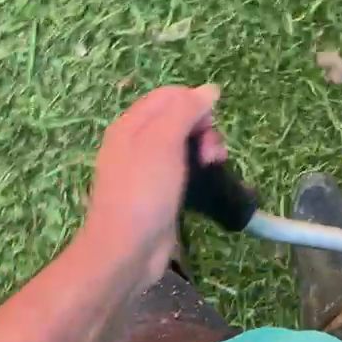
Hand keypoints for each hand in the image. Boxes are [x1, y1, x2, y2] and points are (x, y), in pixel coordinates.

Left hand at [78, 84, 226, 293]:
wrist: (126, 252)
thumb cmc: (143, 191)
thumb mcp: (163, 141)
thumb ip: (185, 110)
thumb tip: (209, 90)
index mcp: (132, 124)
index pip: (170, 95)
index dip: (194, 103)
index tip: (208, 124)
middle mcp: (138, 141)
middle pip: (180, 117)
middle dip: (203, 127)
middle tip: (211, 151)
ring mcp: (149, 167)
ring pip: (186, 142)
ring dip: (205, 147)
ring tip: (214, 165)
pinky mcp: (160, 189)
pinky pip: (185, 166)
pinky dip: (199, 167)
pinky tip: (208, 178)